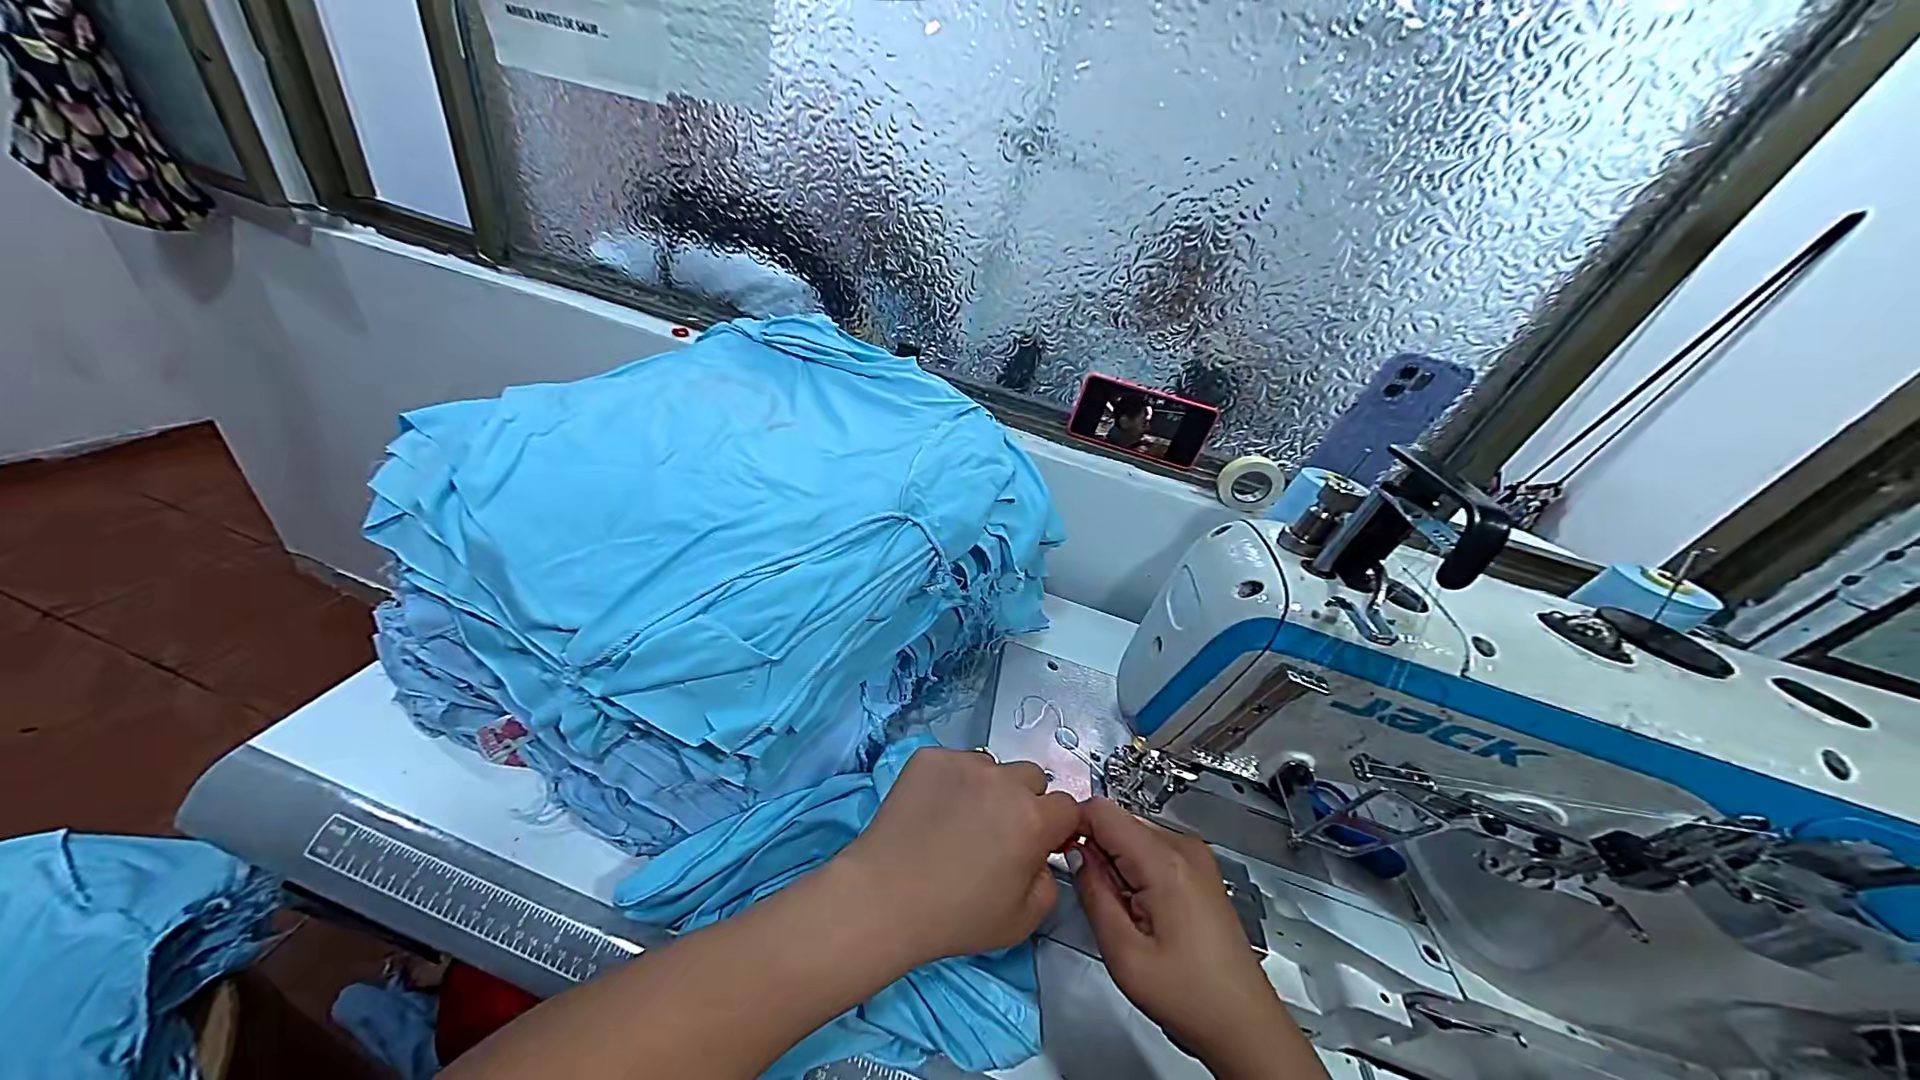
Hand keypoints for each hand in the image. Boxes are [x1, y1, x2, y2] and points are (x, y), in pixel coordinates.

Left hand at [835, 748, 1080, 964]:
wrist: (885, 897)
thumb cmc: (955, 916)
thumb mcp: (1022, 920)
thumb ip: (1049, 882)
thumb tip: (1041, 858)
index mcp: (1034, 819)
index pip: (1066, 806)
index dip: (1055, 826)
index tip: (1039, 841)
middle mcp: (1004, 781)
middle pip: (1031, 778)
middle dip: (1024, 800)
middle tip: (996, 831)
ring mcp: (964, 763)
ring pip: (991, 767)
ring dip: (987, 787)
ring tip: (958, 821)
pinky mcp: (929, 757)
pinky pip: (953, 762)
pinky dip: (950, 781)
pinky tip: (932, 810)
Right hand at [1073, 797, 1314, 1079]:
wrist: (1244, 1025)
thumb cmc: (1191, 997)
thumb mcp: (1123, 953)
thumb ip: (1093, 893)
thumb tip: (1076, 854)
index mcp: (1166, 863)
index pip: (1102, 811)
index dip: (1074, 825)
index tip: (1060, 850)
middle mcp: (1184, 848)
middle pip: (1118, 821)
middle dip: (1096, 849)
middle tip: (1096, 896)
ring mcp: (1195, 857)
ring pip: (1132, 834)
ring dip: (1115, 862)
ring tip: (1123, 911)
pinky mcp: (1198, 869)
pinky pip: (1150, 850)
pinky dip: (1134, 869)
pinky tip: (1141, 910)